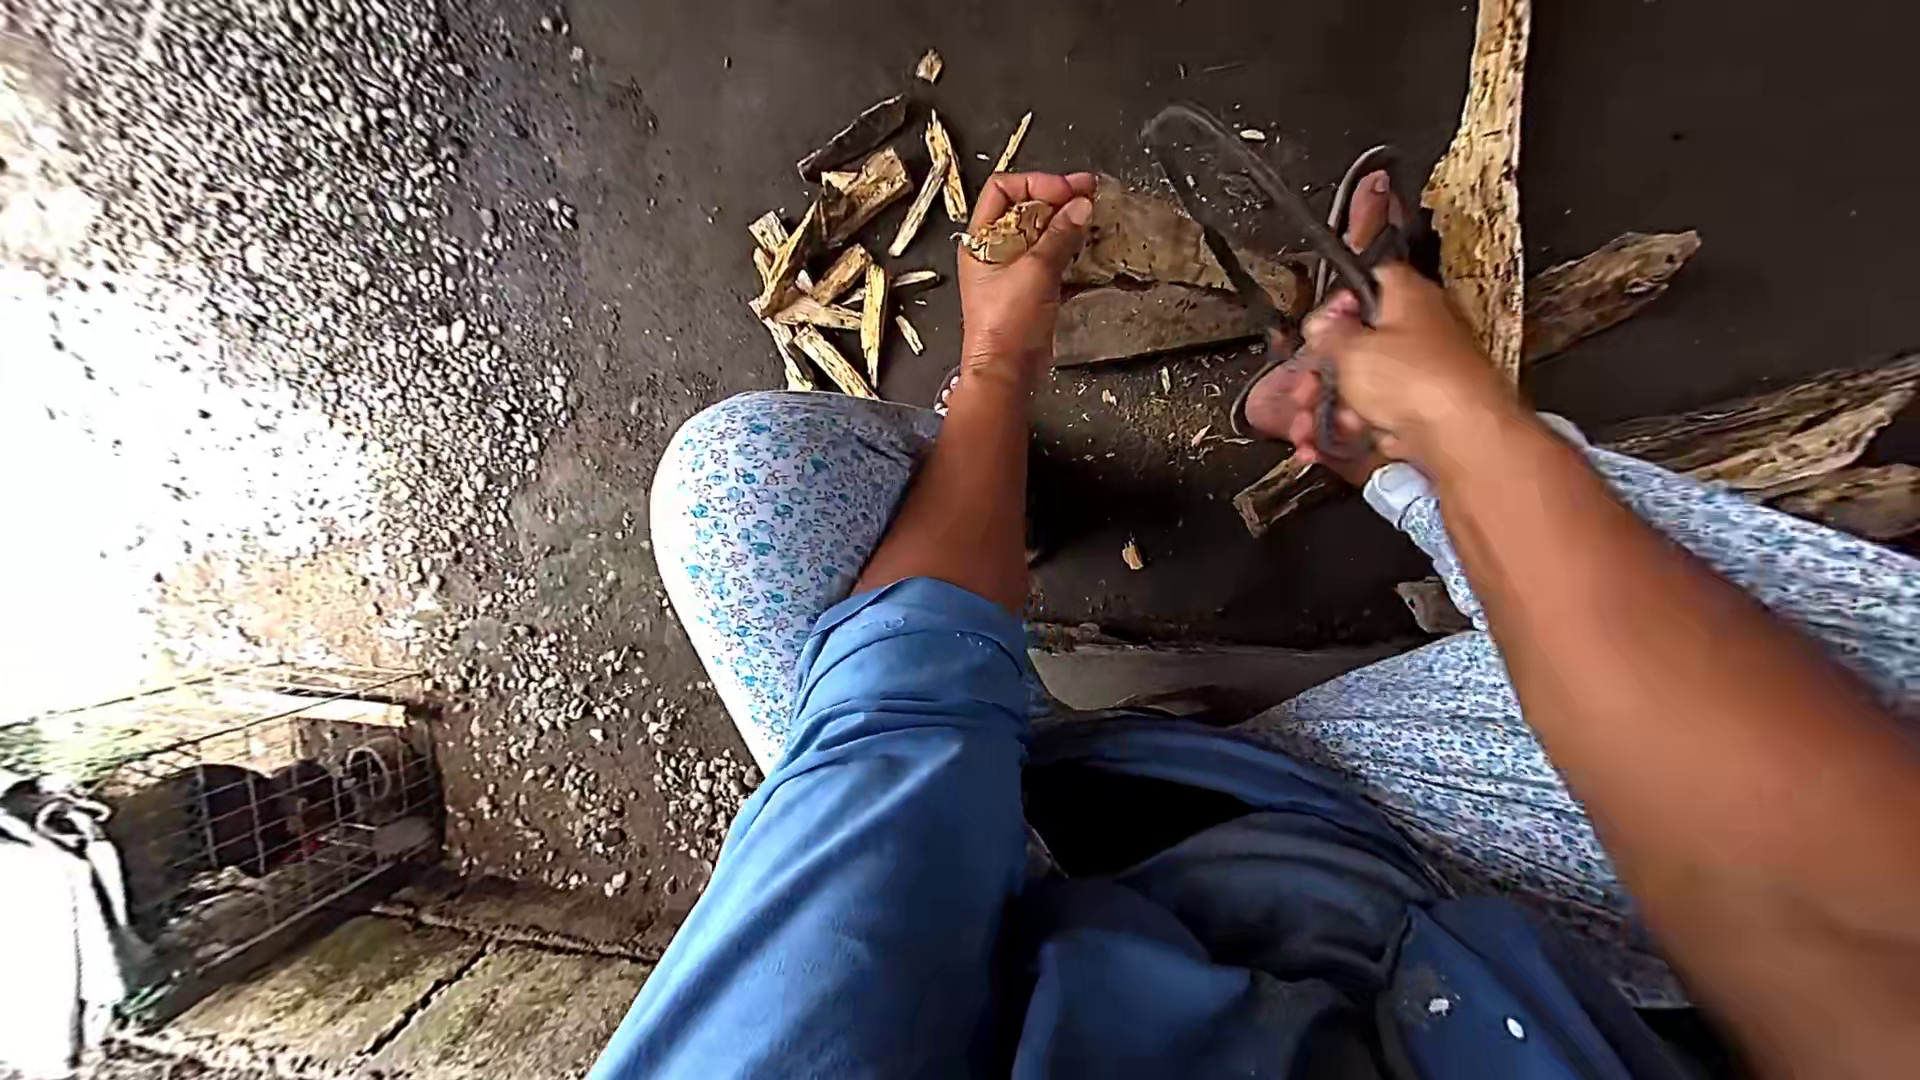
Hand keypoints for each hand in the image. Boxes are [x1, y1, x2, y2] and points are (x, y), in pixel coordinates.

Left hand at [957, 171, 1096, 388]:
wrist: (1005, 373)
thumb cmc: (1007, 325)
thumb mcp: (1035, 271)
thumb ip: (1060, 234)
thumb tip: (1081, 205)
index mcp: (981, 241)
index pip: (1004, 190)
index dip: (1037, 184)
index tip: (1069, 191)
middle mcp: (994, 253)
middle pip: (1026, 209)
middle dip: (1058, 201)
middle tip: (1090, 198)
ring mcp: (1012, 274)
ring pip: (1041, 236)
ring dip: (1068, 227)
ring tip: (1094, 221)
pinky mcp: (1030, 293)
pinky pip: (1051, 263)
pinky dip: (1070, 254)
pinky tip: (1090, 250)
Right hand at [1286, 263, 1522, 469]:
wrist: (1454, 431)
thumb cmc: (1420, 381)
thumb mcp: (1351, 349)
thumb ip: (1329, 333)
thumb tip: (1321, 325)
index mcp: (1409, 298)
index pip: (1373, 278)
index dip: (1341, 299)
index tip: (1321, 322)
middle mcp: (1420, 328)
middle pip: (1358, 339)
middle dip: (1327, 365)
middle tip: (1314, 378)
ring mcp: (1419, 368)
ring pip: (1360, 379)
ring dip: (1333, 400)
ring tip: (1321, 415)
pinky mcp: (1417, 403)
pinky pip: (1372, 408)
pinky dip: (1352, 421)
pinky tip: (1342, 430)